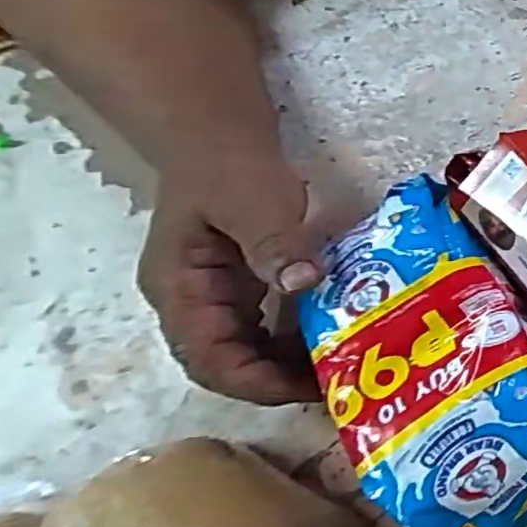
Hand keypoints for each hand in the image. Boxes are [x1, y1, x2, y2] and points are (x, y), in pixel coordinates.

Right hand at [137, 158, 326, 404]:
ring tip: (345, 365)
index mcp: (181, 291)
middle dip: (278, 379)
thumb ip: (275, 244)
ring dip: (291, 358)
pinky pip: (270, 316)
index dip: (255, 382)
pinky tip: (338, 330)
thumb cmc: (230, 169)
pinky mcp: (247, 276)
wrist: (218, 136)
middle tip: (339, 384)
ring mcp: (221, 290)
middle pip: (230, 359)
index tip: (305, 390)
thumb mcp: (252, 204)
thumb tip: (303, 284)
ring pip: (251, 341)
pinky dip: (298, 329)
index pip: (210, 359)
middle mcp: (195, 300)